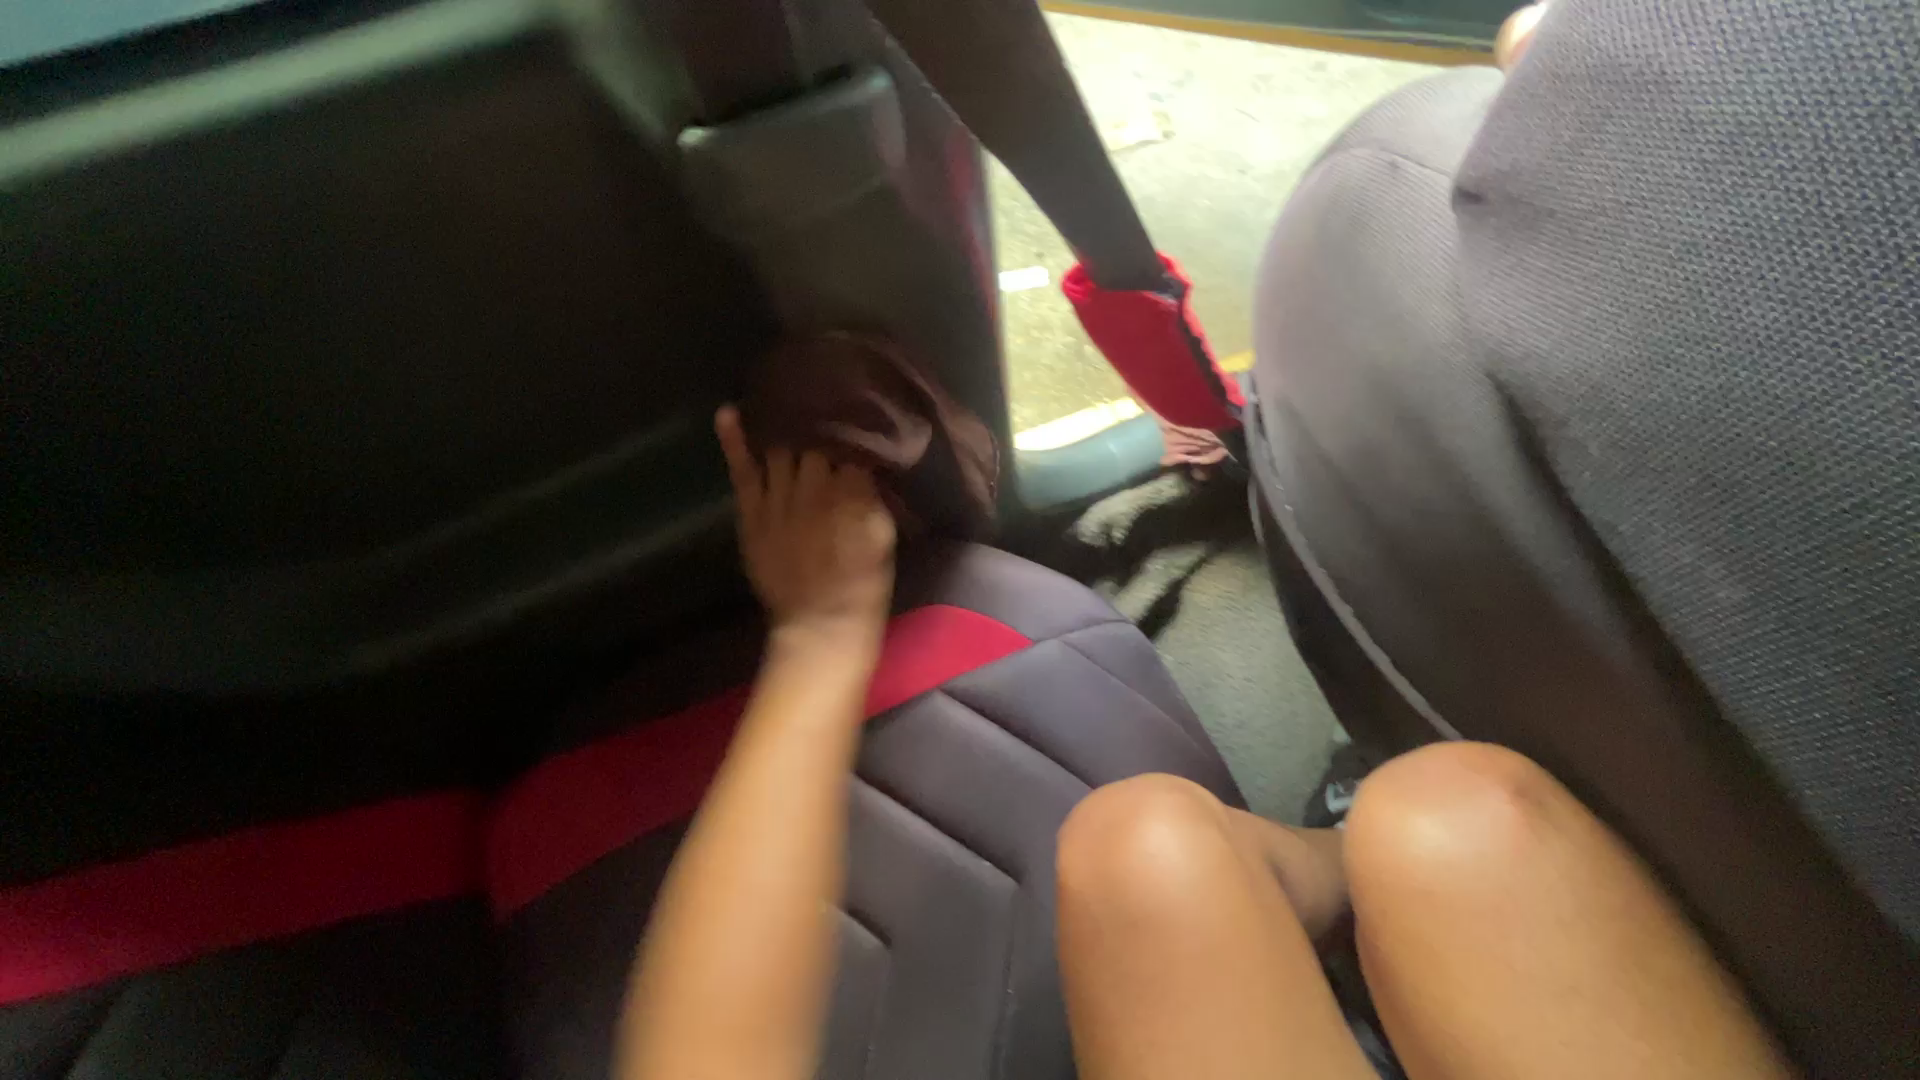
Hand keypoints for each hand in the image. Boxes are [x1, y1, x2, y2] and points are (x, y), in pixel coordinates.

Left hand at [716, 405, 896, 638]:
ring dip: (783, 420)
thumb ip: (876, 493)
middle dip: (819, 415)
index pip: (853, 444)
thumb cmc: (862, 584)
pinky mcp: (751, 512)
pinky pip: (742, 469)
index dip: (855, 422)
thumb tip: (871, 457)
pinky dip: (734, 441)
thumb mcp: (883, 534)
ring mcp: (777, 498)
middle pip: (815, 439)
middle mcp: (814, 487)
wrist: (821, 625)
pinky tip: (728, 411)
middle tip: (822, 390)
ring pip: (779, 446)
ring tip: (785, 392)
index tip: (857, 403)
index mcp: (852, 492)